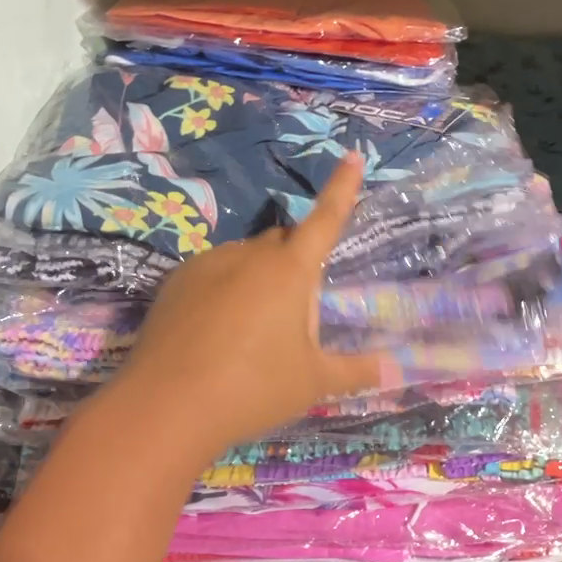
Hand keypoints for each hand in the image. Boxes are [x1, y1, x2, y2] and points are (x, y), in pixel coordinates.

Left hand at [111, 153, 388, 456]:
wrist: (166, 406)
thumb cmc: (253, 388)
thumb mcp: (312, 382)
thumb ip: (354, 371)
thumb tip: (394, 371)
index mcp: (291, 270)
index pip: (326, 219)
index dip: (342, 188)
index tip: (352, 156)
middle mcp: (250, 255)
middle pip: (282, 242)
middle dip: (295, 262)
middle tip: (295, 313)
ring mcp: (208, 264)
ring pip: (245, 259)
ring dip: (258, 278)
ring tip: (250, 331)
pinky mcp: (176, 281)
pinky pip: (212, 274)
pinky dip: (223, 290)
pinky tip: (215, 332)